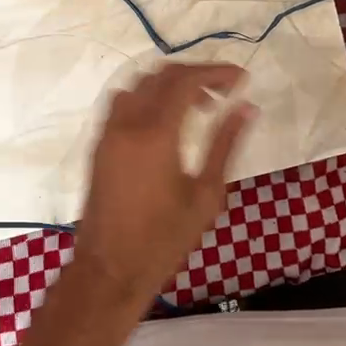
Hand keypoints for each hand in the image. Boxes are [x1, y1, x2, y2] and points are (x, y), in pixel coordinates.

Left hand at [72, 62, 255, 302]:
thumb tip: (247, 109)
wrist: (109, 272)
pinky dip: (148, 95)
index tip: (242, 79)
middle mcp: (128, 122)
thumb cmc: (163, 240)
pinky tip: (165, 120)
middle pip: (163, 74)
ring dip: (171, 83)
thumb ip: (225, 145)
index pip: (187, 80)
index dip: (217, 73)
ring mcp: (108, 131)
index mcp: (156, 133)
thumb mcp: (205, 195)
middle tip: (224, 92)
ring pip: (140, 83)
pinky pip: (123, 100)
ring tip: (198, 106)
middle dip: (197, 75)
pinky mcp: (99, 143)